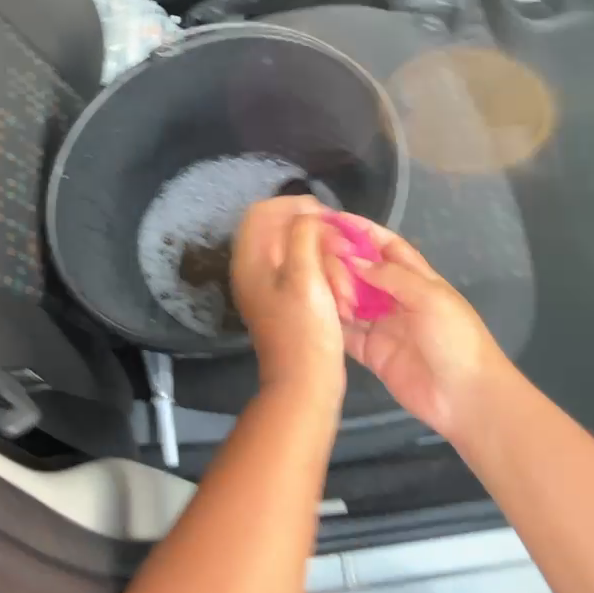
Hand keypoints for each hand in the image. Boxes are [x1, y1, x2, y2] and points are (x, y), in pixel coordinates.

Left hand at [229, 197, 347, 404]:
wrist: (305, 386)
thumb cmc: (305, 331)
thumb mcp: (305, 276)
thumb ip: (303, 235)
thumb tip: (308, 214)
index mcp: (249, 260)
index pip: (262, 211)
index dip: (293, 206)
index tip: (326, 217)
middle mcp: (253, 269)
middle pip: (282, 230)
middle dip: (317, 237)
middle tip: (343, 251)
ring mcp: (268, 287)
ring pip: (299, 252)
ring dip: (326, 260)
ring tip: (344, 281)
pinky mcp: (286, 301)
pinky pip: (306, 274)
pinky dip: (326, 277)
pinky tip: (342, 294)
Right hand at [332, 216, 508, 442]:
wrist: (466, 397)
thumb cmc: (455, 338)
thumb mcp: (429, 297)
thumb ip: (391, 275)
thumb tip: (353, 259)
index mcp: (417, 279)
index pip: (387, 246)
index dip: (363, 231)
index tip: (334, 218)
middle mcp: (396, 299)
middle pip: (363, 271)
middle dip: (341, 259)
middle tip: (311, 250)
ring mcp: (382, 326)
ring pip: (350, 299)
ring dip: (333, 289)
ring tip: (306, 276)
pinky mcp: (371, 353)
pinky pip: (345, 332)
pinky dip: (331, 321)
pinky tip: (310, 309)